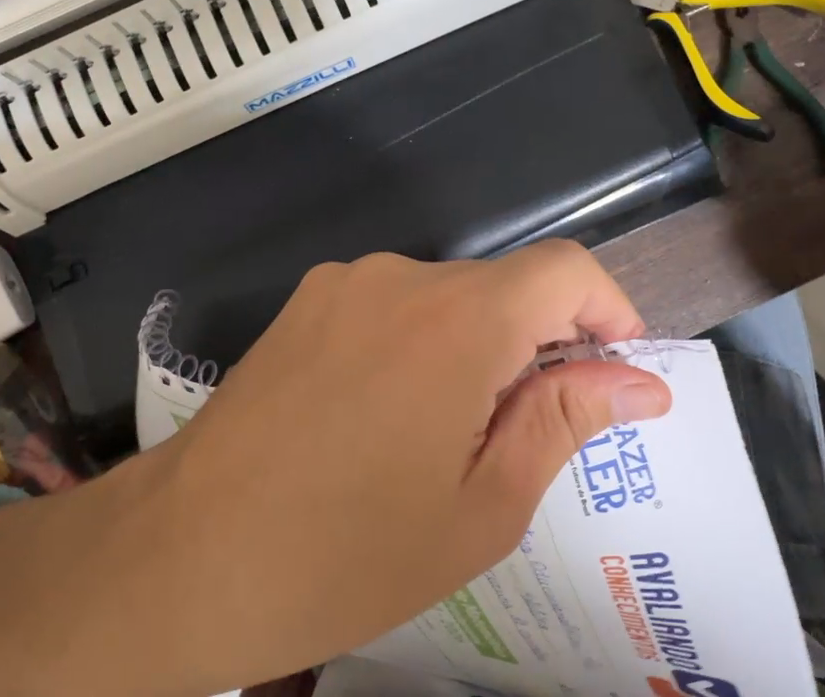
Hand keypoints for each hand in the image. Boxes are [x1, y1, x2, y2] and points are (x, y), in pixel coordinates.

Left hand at [149, 242, 672, 688]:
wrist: (185, 553)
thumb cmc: (347, 552)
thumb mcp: (481, 506)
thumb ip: (564, 422)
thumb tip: (639, 380)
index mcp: (456, 320)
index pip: (564, 270)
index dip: (606, 312)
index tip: (613, 377)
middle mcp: (399, 278)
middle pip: (502, 286)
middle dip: (538, 346)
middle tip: (528, 439)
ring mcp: (341, 285)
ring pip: (446, 298)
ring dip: (474, 350)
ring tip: (448, 443)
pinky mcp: (303, 305)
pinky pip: (390, 308)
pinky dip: (419, 346)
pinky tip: (388, 420)